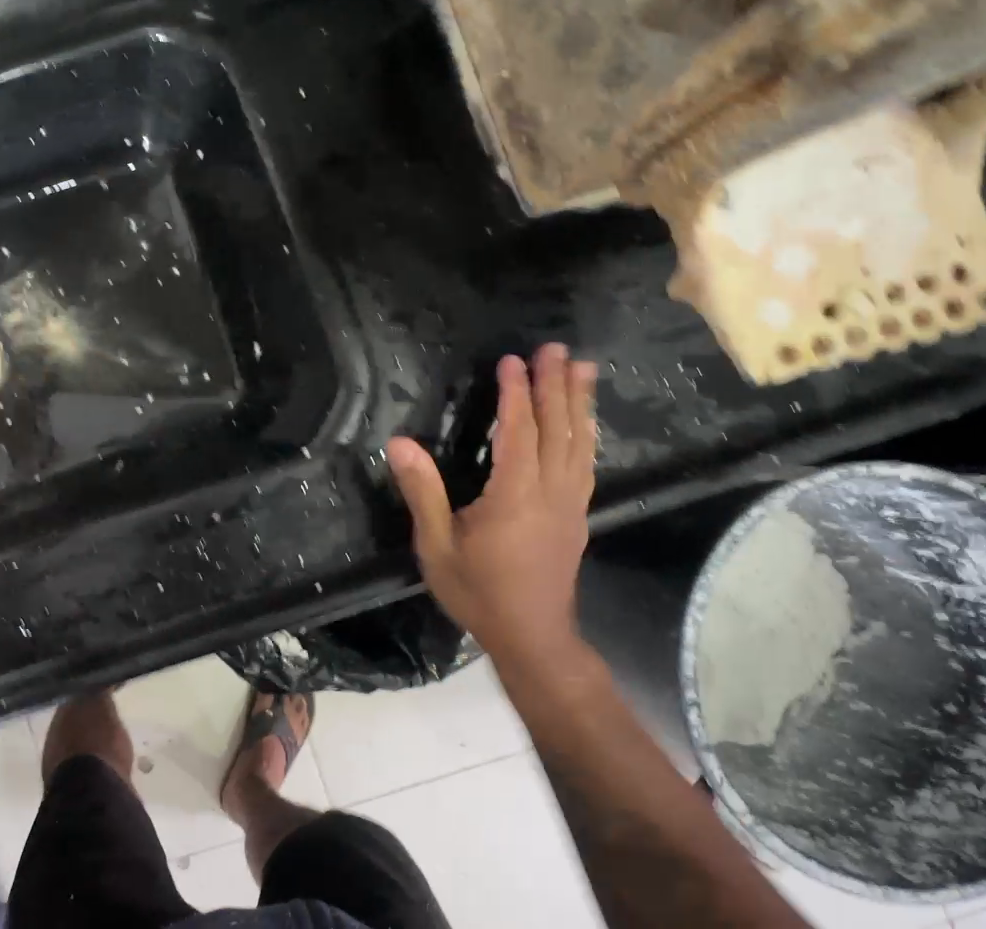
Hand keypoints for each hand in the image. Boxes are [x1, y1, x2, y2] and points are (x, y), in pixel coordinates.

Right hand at [386, 344, 597, 662]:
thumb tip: (399, 442)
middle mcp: (551, 492)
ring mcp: (570, 504)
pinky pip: (585, 464)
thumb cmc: (477, 591)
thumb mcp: (437, 545)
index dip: (517, 393)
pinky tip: (585, 424)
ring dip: (580, 403)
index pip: (519, 432)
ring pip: (580, 443)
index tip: (513, 360)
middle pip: (558, 428)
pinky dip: (586, 435)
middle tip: (558, 348)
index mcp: (515, 495)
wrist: (532, 636)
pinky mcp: (577, 517)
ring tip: (585, 369)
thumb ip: (423, 491)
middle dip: (557, 385)